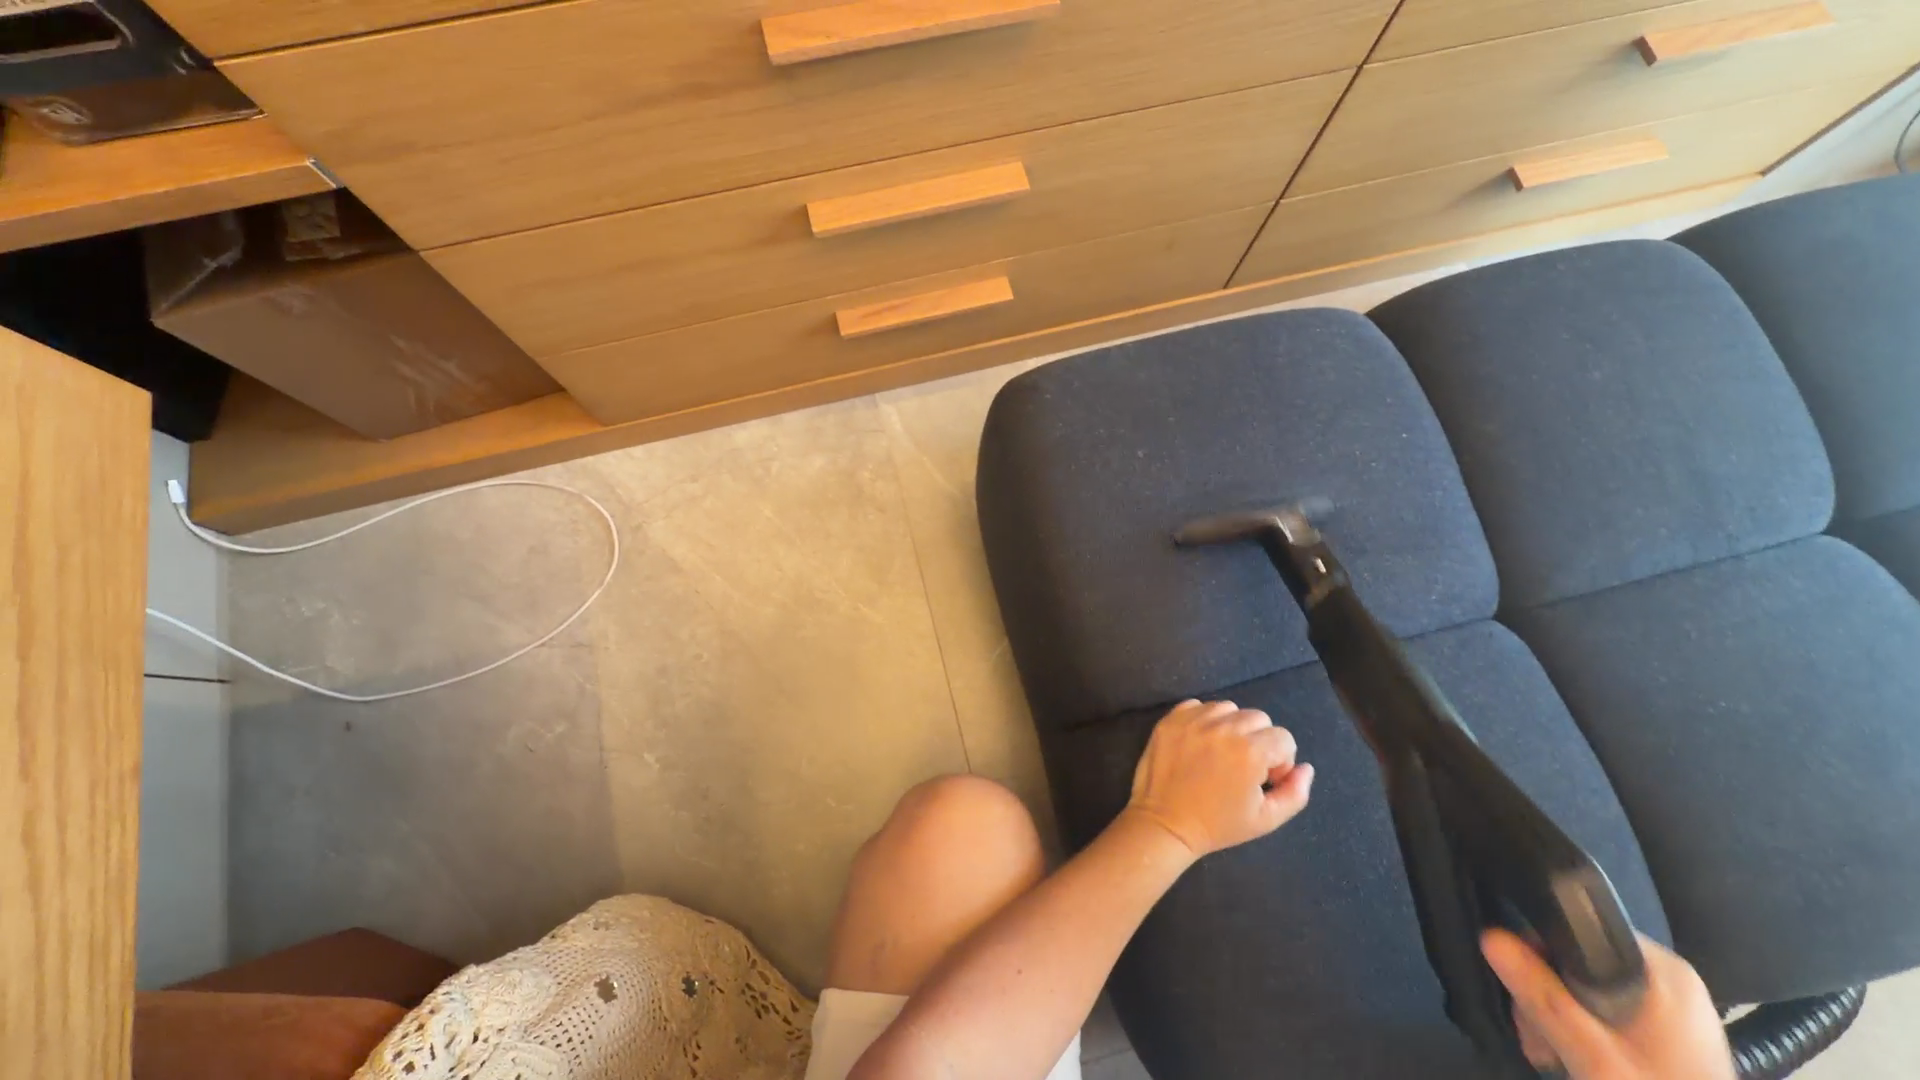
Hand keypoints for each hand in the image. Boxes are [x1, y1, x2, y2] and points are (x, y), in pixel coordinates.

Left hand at [1123, 699, 1313, 858]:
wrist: (1164, 824)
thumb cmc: (1217, 825)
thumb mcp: (1266, 819)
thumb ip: (1295, 793)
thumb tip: (1305, 768)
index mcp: (1250, 752)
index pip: (1283, 737)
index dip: (1279, 760)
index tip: (1263, 779)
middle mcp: (1223, 728)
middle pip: (1258, 718)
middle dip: (1258, 740)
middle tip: (1242, 766)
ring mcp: (1194, 721)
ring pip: (1228, 709)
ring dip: (1231, 726)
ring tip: (1220, 753)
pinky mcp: (1171, 719)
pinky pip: (1198, 706)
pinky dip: (1204, 719)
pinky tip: (1199, 743)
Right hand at [1483, 929, 1734, 1079]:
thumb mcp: (1593, 1057)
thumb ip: (1542, 997)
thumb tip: (1491, 937)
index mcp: (1661, 970)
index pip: (1578, 931)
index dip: (1538, 953)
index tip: (1520, 992)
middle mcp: (1667, 978)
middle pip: (1576, 961)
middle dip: (1544, 997)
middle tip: (1536, 1039)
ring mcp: (1669, 1006)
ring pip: (1584, 986)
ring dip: (1555, 1017)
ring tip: (1549, 1054)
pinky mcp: (1665, 1030)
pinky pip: (1604, 1008)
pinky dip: (1580, 1028)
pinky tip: (1571, 1057)